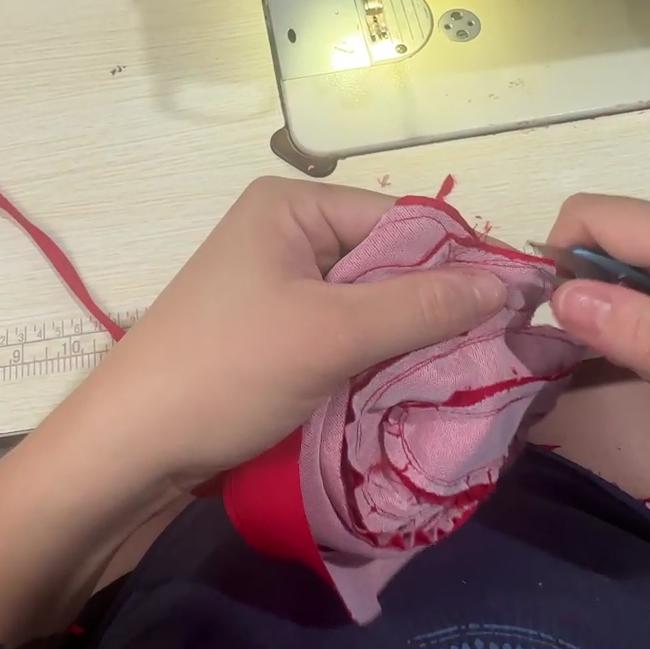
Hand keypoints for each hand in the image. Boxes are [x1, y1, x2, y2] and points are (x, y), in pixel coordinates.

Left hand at [55, 177, 506, 487]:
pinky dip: (373, 352)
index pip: (398, 219)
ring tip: (461, 371)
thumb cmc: (228, 369)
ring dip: (405, 334)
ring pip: (366, 298)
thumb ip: (420, 304)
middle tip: (496, 350)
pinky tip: (408, 382)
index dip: (456, 260)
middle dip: (431, 304)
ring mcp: (277, 279)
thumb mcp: (331, 333)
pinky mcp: (273, 324)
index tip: (516, 308)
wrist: (133, 443)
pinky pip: (341, 326)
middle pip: (384, 258)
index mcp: (290, 205)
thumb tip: (508, 280)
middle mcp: (285, 230)